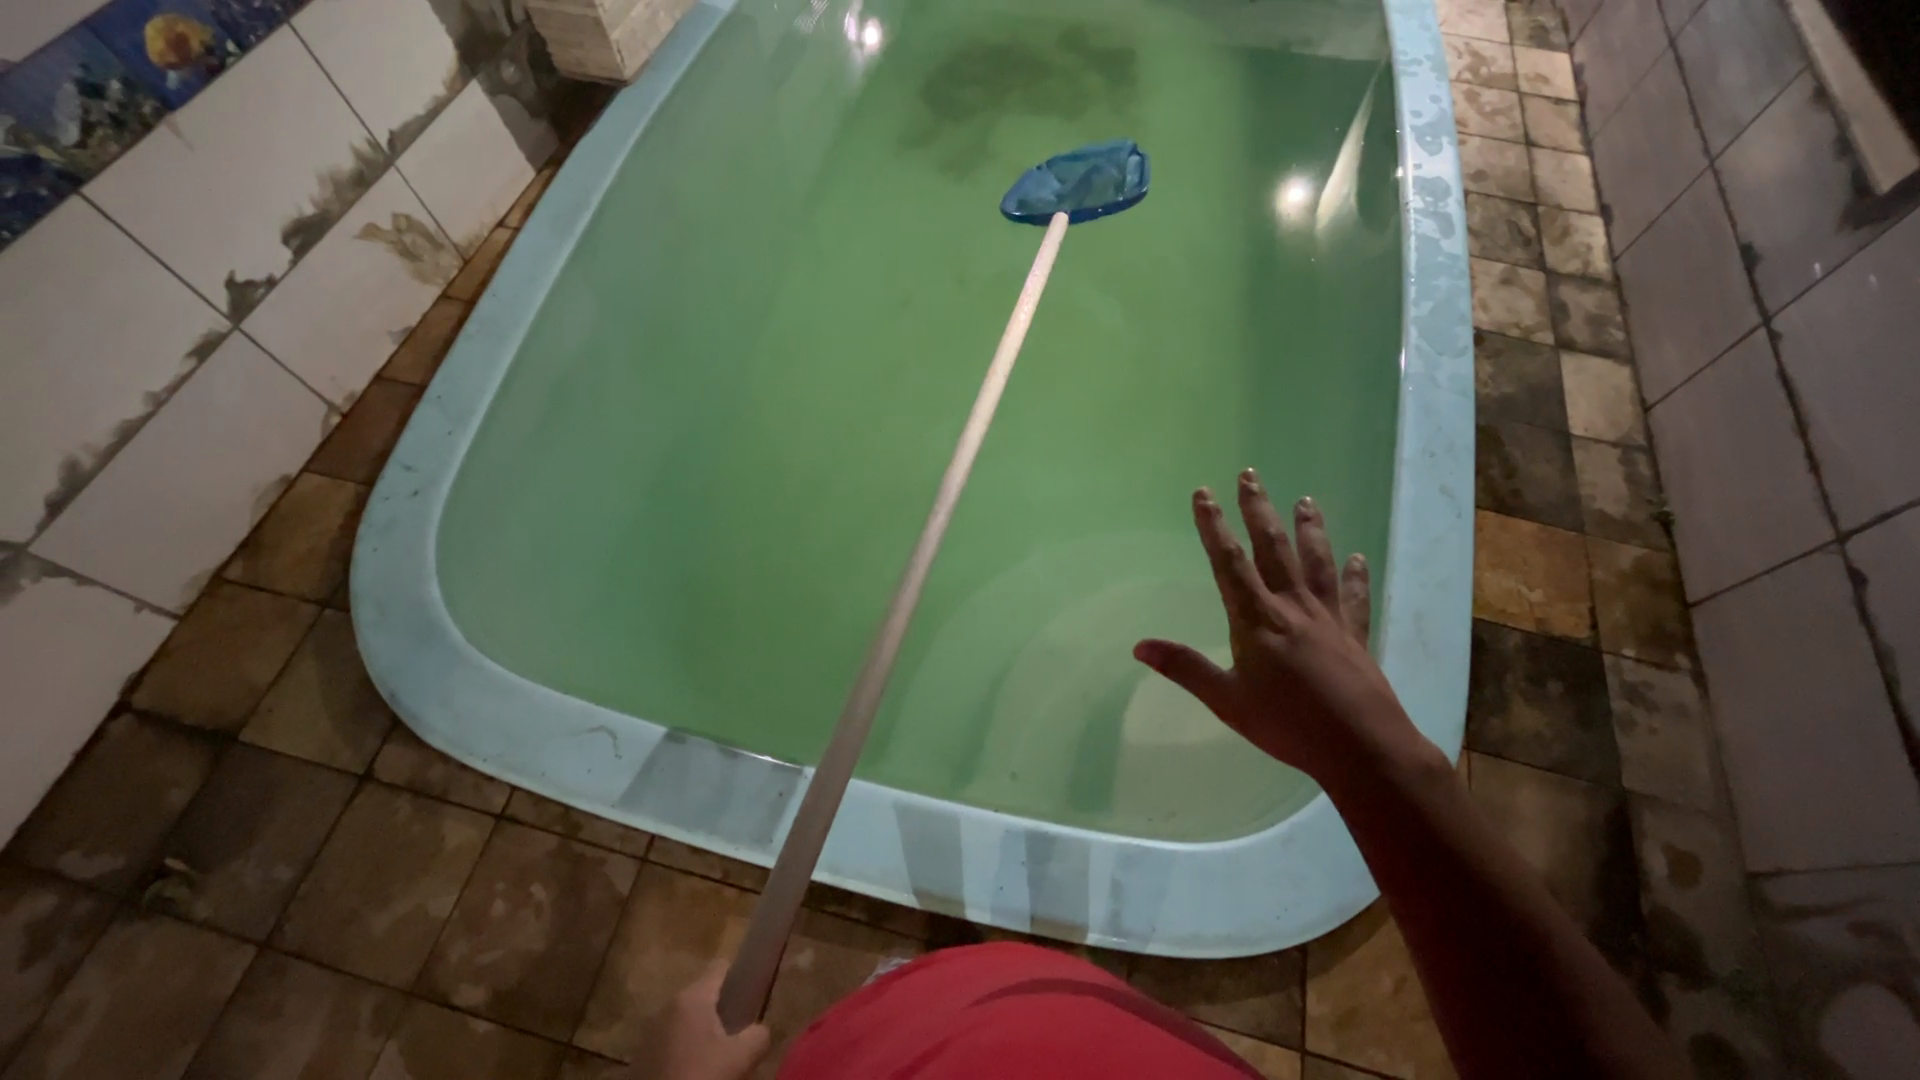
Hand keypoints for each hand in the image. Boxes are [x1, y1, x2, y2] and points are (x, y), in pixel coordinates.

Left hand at [647, 961, 770, 1079]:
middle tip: (738, 1031)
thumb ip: (758, 1036)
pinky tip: (694, 1069)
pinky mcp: (642, 1054)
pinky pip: (672, 1039)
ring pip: (687, 1018)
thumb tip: (760, 1030)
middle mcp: (669, 1005)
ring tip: (717, 1054)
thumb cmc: (699, 1076)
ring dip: (703, 1030)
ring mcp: (652, 1030)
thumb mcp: (740, 1058)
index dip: (738, 975)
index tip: (751, 994)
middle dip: (722, 1009)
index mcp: (692, 998)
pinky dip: (685, 1047)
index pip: (719, 966)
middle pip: (703, 994)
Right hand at [1133, 469, 1419, 786]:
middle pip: (1273, 548)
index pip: (1229, 562)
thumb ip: (1185, 668)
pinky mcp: (1354, 636)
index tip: (1203, 493)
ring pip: (1316, 563)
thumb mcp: (1227, 700)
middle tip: (1251, 475)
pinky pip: (1353, 598)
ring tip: (1306, 500)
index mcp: (1257, 619)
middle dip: (1258, 510)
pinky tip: (1357, 559)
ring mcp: (1327, 619)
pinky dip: (1354, 576)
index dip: (1213, 526)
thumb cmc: (1288, 724)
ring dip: (1309, 529)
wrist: (1362, 747)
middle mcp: (1292, 607)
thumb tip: (1140, 646)